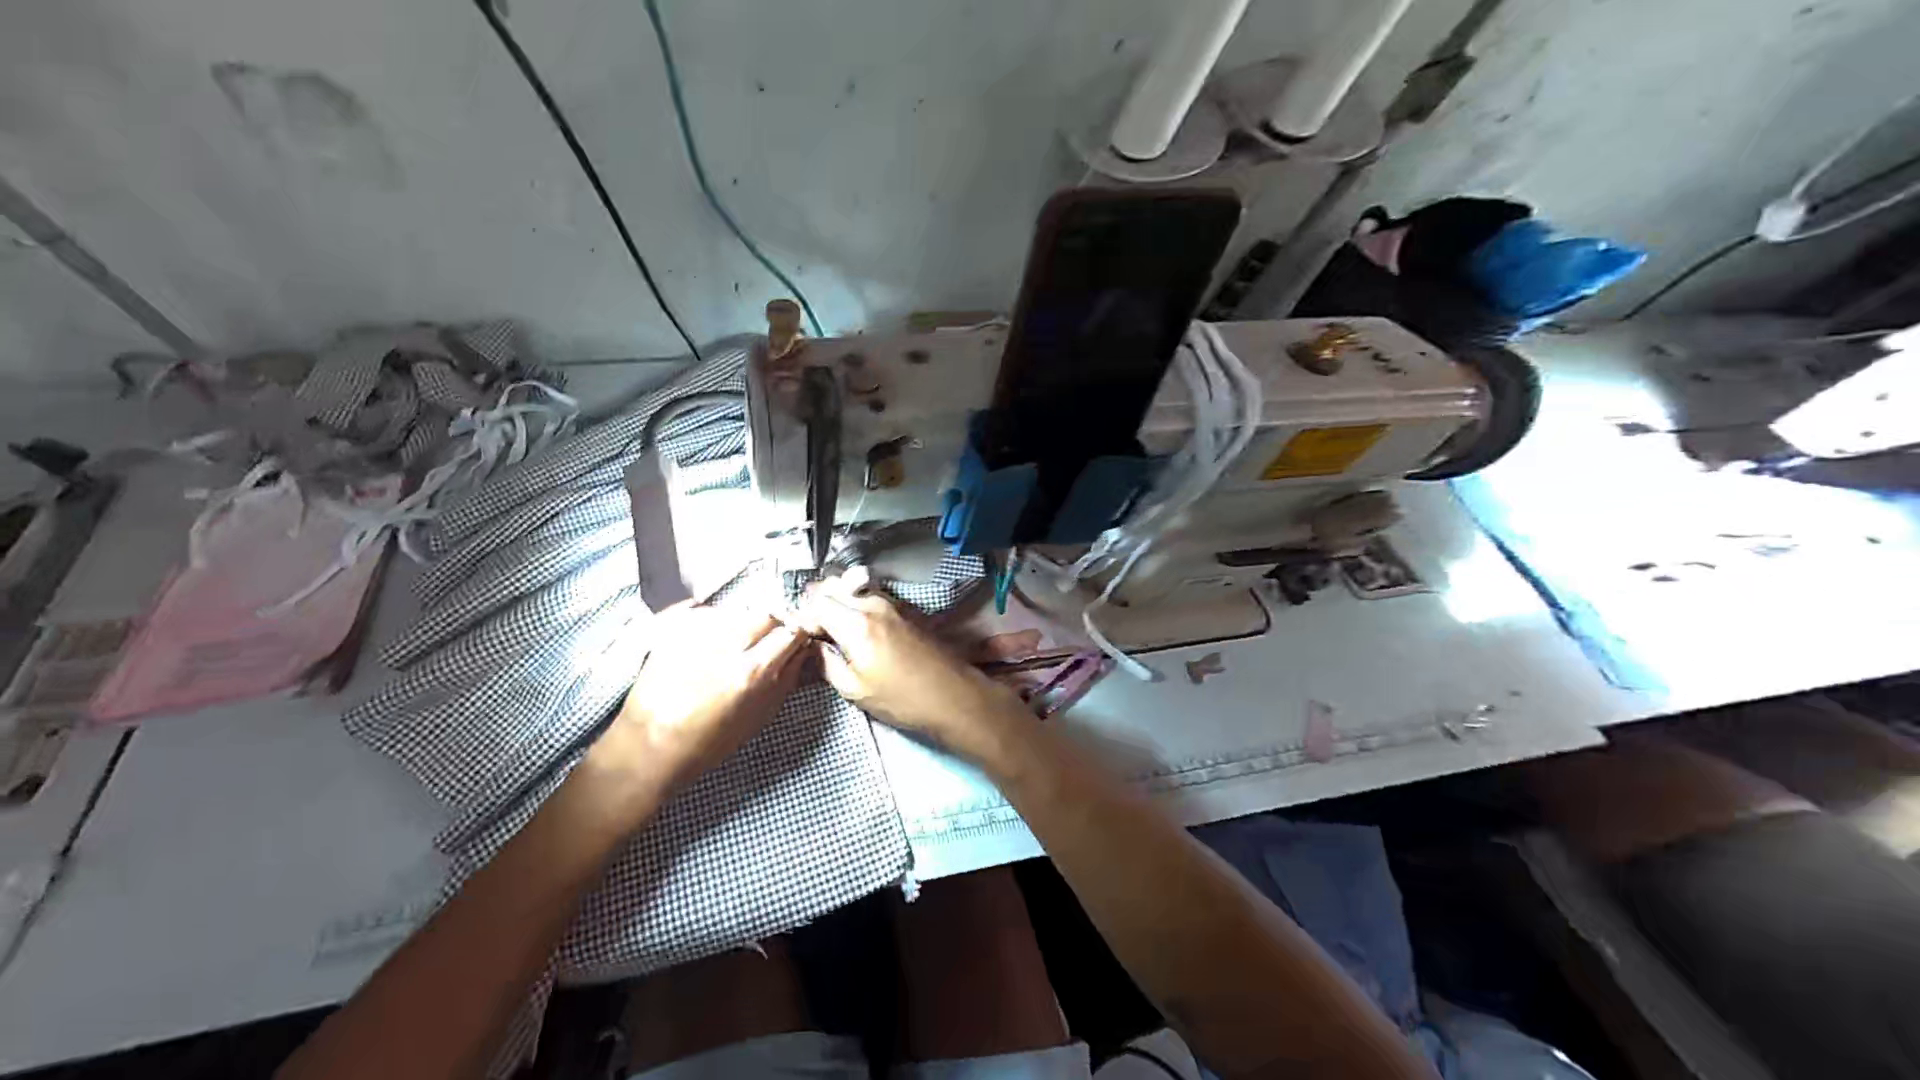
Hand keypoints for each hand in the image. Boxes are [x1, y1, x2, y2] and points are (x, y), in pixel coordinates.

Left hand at [588, 603, 808, 809]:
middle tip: (765, 643)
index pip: (791, 631)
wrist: (649, 745)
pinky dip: (716, 621)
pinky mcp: (673, 629)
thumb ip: (787, 678)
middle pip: (766, 615)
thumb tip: (803, 651)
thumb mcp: (760, 716)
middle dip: (772, 626)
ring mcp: (697, 634)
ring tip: (733, 646)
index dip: (797, 634)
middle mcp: (726, 646)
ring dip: (743, 623)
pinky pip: (707, 611)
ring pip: (737, 611)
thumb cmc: (707, 741)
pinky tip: (711, 642)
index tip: (796, 639)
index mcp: (752, 672)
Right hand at [793, 574, 1028, 763]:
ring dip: (837, 601)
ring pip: (853, 590)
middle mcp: (873, 604)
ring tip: (830, 628)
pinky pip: (871, 598)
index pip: (815, 604)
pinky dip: (856, 605)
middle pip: (833, 588)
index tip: (796, 635)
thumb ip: (827, 663)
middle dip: (816, 603)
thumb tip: (812, 648)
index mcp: (856, 623)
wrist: (954, 695)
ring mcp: (893, 604)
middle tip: (809, 628)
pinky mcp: (906, 610)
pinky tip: (855, 628)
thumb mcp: (855, 689)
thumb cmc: (902, 698)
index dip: (801, 618)